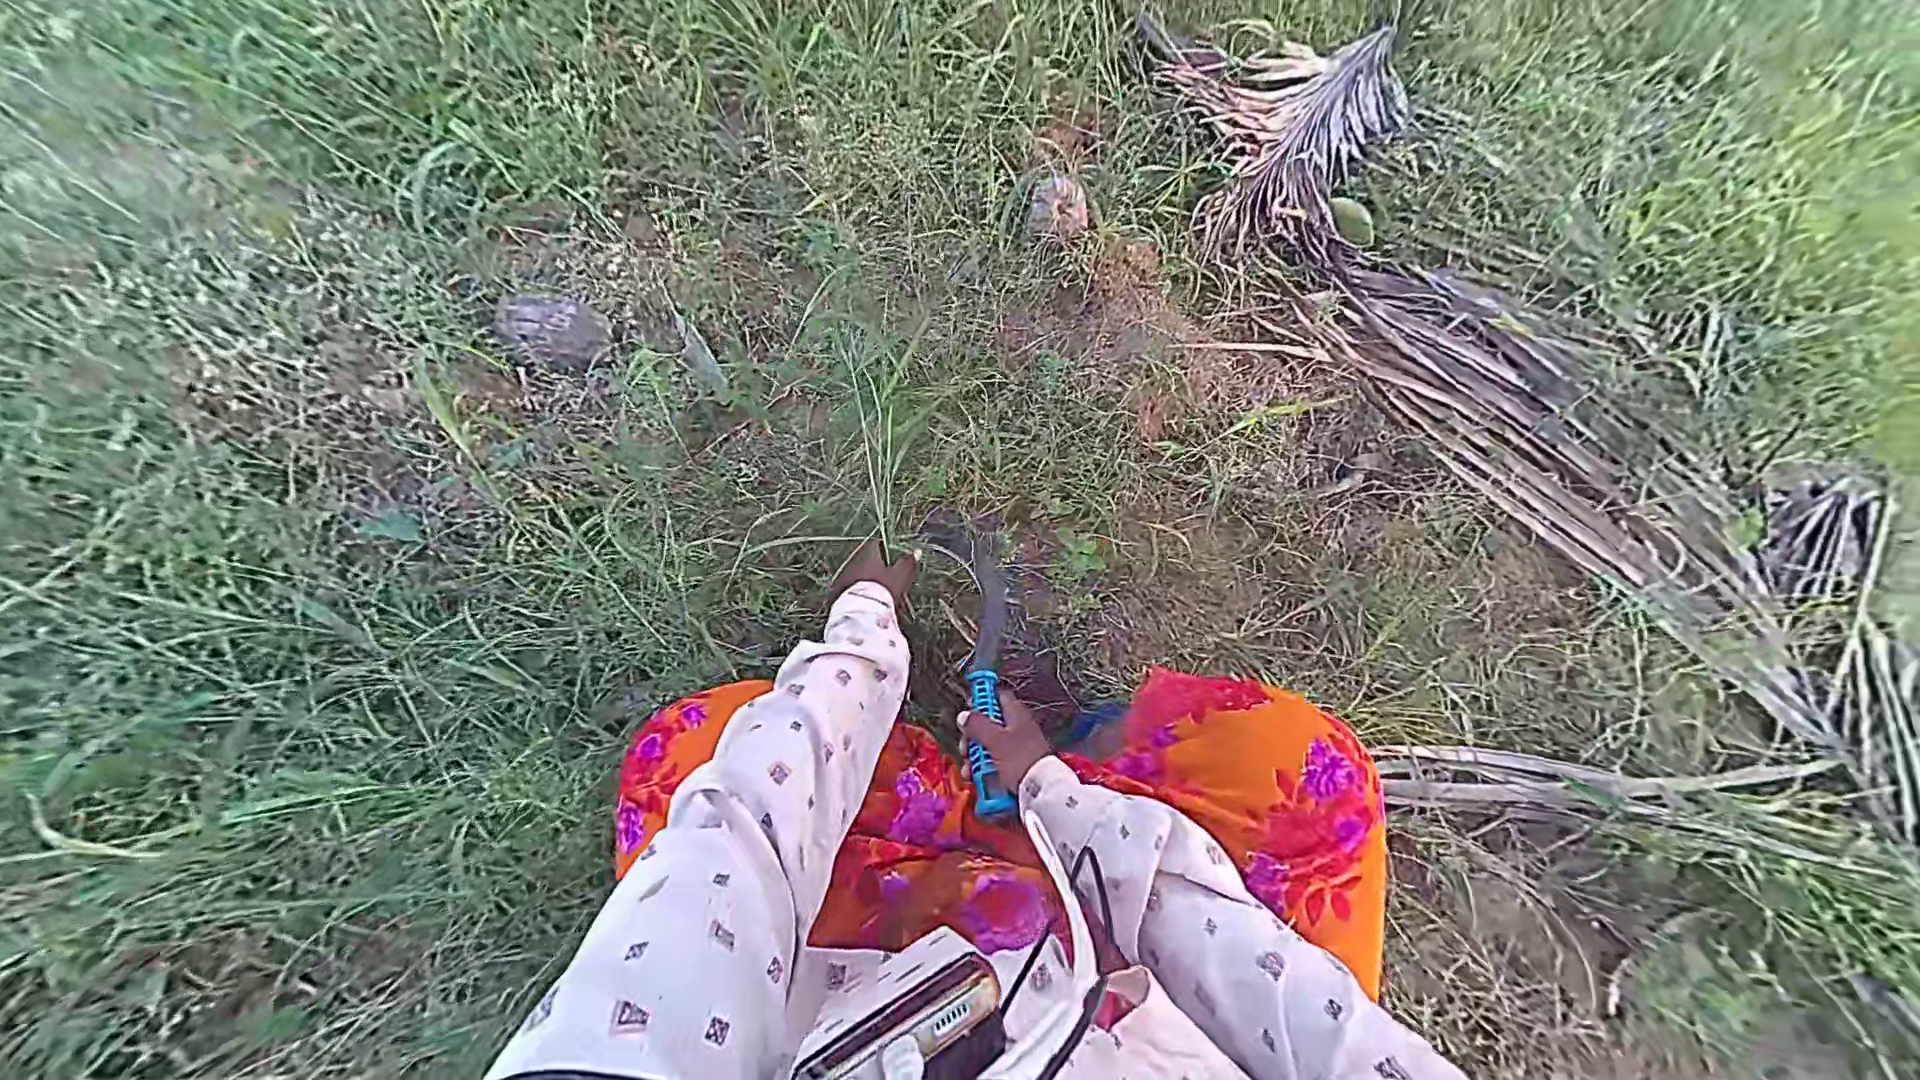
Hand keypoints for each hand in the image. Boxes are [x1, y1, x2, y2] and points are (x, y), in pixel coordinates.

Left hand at [830, 537, 918, 610]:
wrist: (860, 615)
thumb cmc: (883, 591)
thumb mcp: (900, 576)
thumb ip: (908, 562)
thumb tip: (916, 551)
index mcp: (868, 555)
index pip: (876, 543)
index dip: (886, 547)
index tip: (893, 554)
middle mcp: (853, 563)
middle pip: (865, 558)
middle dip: (875, 563)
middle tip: (887, 572)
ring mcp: (843, 578)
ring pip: (856, 572)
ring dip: (866, 577)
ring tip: (877, 588)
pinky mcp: (837, 593)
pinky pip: (849, 586)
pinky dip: (857, 589)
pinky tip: (865, 598)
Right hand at [959, 689, 1052, 792]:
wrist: (1040, 792)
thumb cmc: (1020, 759)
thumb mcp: (995, 739)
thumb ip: (977, 725)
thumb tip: (963, 715)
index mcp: (1015, 714)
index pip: (998, 696)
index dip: (982, 698)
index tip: (968, 709)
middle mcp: (1016, 728)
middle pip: (988, 723)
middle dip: (972, 736)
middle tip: (966, 747)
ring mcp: (1015, 747)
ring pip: (988, 745)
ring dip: (975, 755)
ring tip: (969, 767)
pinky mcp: (1014, 765)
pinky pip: (993, 761)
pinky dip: (982, 768)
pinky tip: (975, 777)